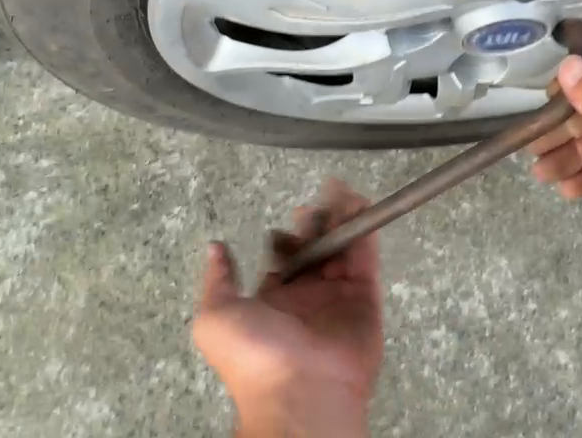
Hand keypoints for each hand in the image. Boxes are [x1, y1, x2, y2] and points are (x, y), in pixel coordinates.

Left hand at [192, 180, 381, 437]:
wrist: (300, 390)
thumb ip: (217, 280)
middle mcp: (308, 297)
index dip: (288, 236)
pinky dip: (366, 230)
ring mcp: (338, 296)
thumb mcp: (215, 317)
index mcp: (274, 301)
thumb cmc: (255, 358)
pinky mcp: (365, 297)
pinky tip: (361, 205)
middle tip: (323, 197)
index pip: (285, 258)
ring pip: (342, 247)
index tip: (292, 219)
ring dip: (343, 218)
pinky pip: (366, 257)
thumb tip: (216, 248)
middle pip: (316, 248)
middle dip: (319, 221)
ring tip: (343, 191)